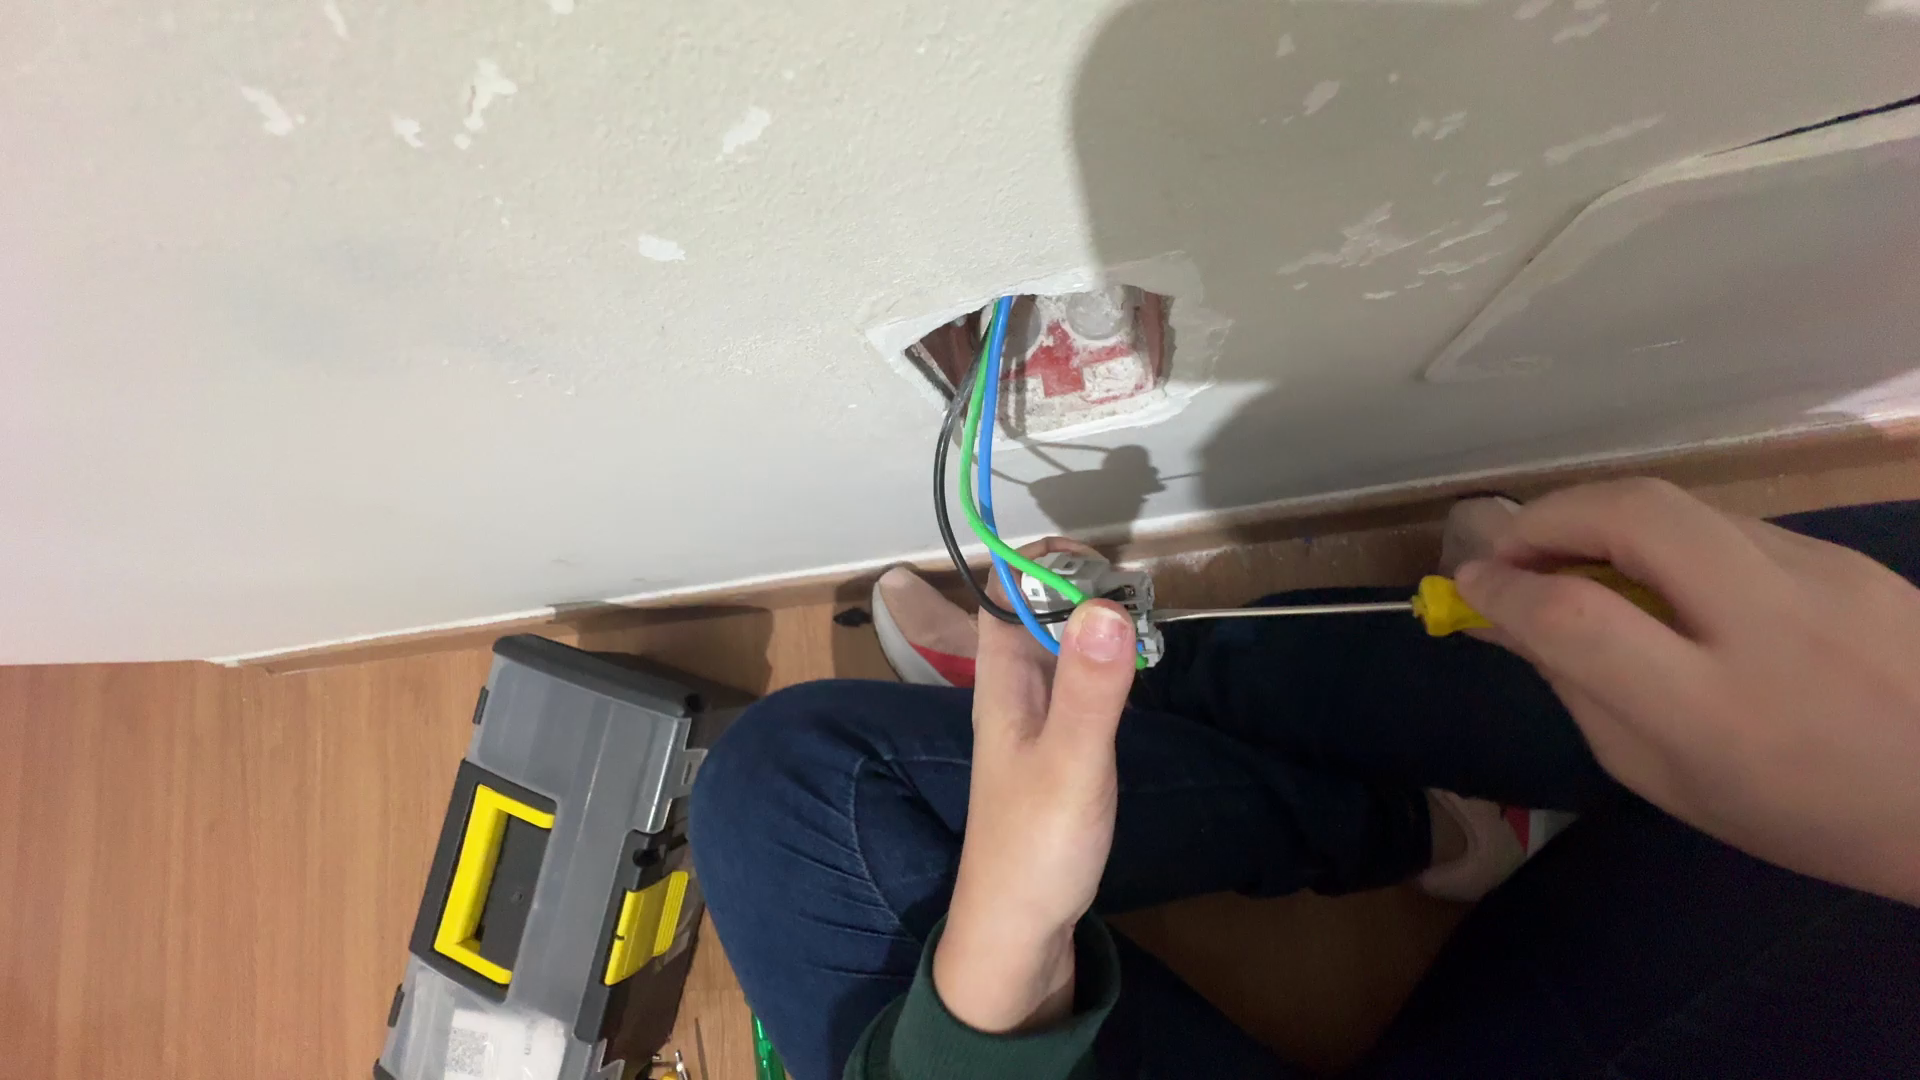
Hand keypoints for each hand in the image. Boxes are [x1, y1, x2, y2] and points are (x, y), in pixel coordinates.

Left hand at [933, 540, 1137, 1032]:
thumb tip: (1105, 605)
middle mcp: (1013, 686)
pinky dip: (1105, 655)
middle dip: (1078, 585)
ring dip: (1094, 617)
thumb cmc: (1037, 845)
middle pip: (1033, 610)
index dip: (1036, 563)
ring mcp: (1036, 712)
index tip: (1096, 562)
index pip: (1001, 594)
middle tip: (1136, 593)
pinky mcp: (1060, 738)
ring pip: (1058, 641)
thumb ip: (1089, 688)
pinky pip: (1079, 676)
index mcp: (1000, 679)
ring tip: (1144, 614)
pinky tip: (1136, 661)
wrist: (1021, 925)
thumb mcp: (1070, 762)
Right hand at [1455, 479, 1919, 904]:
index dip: (1502, 588)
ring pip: (1676, 507)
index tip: (1469, 585)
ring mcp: (1825, 579)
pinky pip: (1721, 524)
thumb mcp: (1659, 773)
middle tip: (1513, 549)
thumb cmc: (1802, 811)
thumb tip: (1497, 617)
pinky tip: (1660, 578)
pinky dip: (1657, 538)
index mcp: (1712, 710)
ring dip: (1596, 521)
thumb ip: (1571, 685)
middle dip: (1546, 516)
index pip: (1575, 616)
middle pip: (1633, 515)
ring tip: (1574, 561)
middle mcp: (1772, 627)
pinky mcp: (1849, 557)